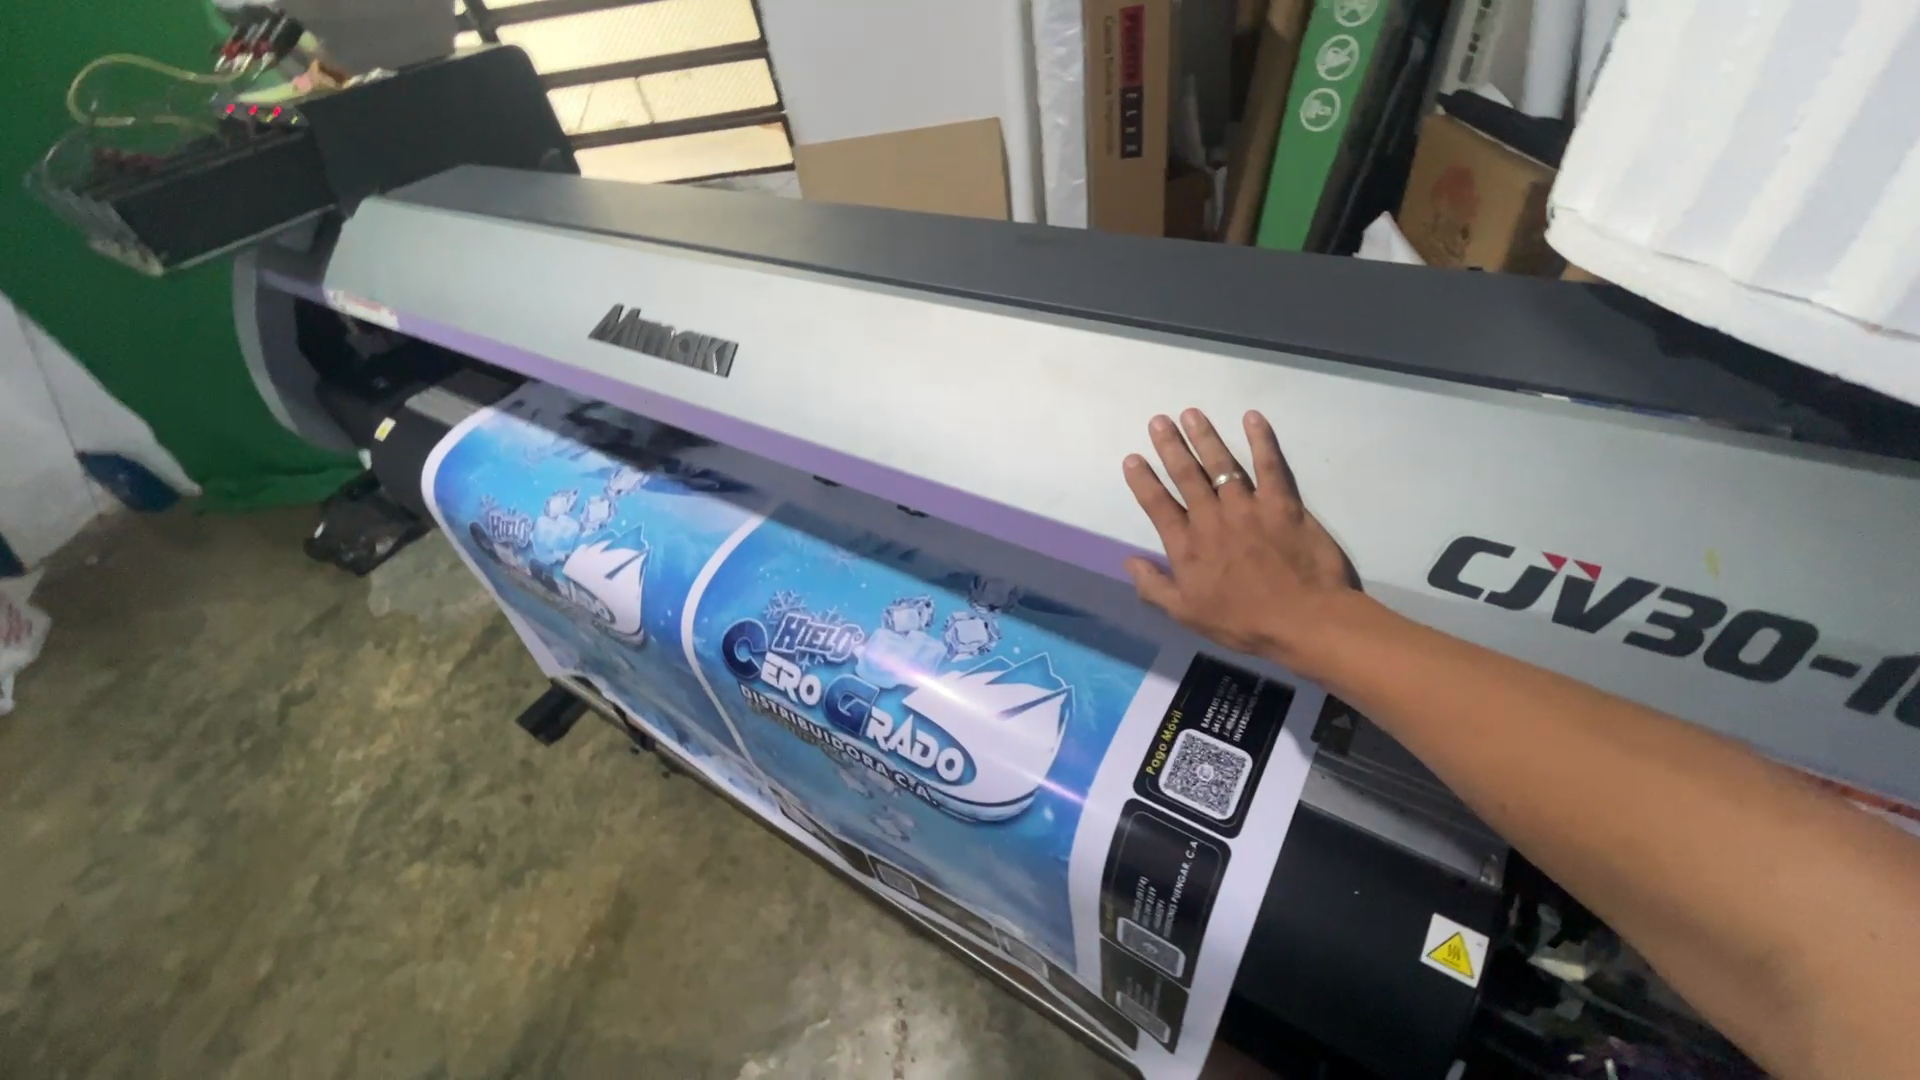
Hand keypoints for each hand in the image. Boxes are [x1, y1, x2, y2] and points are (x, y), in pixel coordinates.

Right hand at [1123, 409, 1361, 671]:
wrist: (1304, 621)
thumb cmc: (1243, 622)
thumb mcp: (1186, 614)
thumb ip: (1154, 587)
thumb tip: (1129, 563)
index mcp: (1187, 545)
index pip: (1158, 505)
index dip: (1143, 480)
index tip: (1132, 458)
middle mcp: (1212, 518)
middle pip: (1187, 475)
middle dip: (1170, 446)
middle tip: (1159, 421)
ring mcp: (1249, 507)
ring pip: (1222, 464)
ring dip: (1205, 436)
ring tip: (1191, 413)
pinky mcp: (1283, 504)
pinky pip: (1270, 465)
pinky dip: (1262, 439)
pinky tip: (1252, 418)